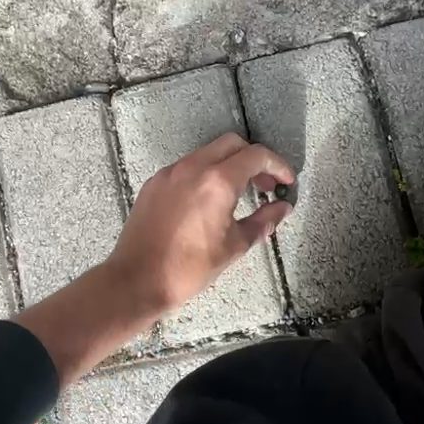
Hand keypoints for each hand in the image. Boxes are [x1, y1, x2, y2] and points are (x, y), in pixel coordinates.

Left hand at [14, 133, 295, 385]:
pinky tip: (208, 200)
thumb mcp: (234, 247)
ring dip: (229, 164)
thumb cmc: (189, 267)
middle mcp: (193, 167)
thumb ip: (263, 221)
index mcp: (217, 181)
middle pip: (232, 143)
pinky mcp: (155, 182)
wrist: (136, 280)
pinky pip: (187, 166)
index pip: (256, 155)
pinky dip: (205, 172)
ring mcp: (171, 172)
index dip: (278, 165)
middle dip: (253, 158)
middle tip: (264, 185)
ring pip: (208, 152)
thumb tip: (283, 207)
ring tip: (238, 193)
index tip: (286, 181)